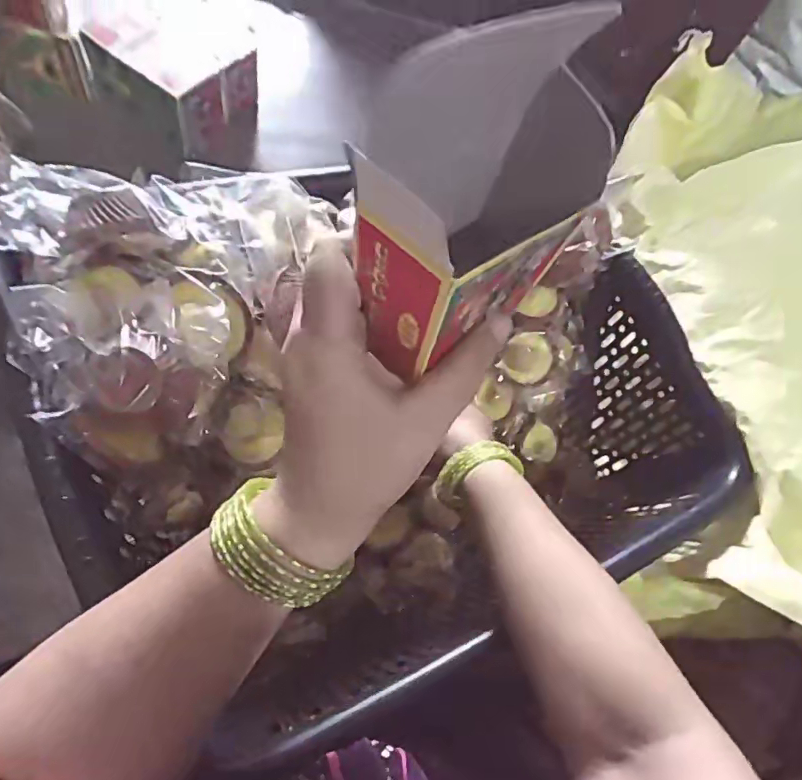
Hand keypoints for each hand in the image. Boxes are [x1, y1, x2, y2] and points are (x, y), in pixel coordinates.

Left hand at [253, 237, 510, 566]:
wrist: (319, 513)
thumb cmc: (369, 469)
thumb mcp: (426, 419)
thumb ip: (464, 367)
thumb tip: (502, 320)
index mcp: (326, 341)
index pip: (328, 257)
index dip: (367, 245)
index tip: (414, 256)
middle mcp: (302, 337)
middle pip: (333, 273)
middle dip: (382, 271)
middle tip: (432, 282)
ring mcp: (298, 354)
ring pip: (331, 299)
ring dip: (374, 300)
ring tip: (424, 310)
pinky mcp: (305, 370)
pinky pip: (330, 326)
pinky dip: (363, 325)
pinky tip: (400, 345)